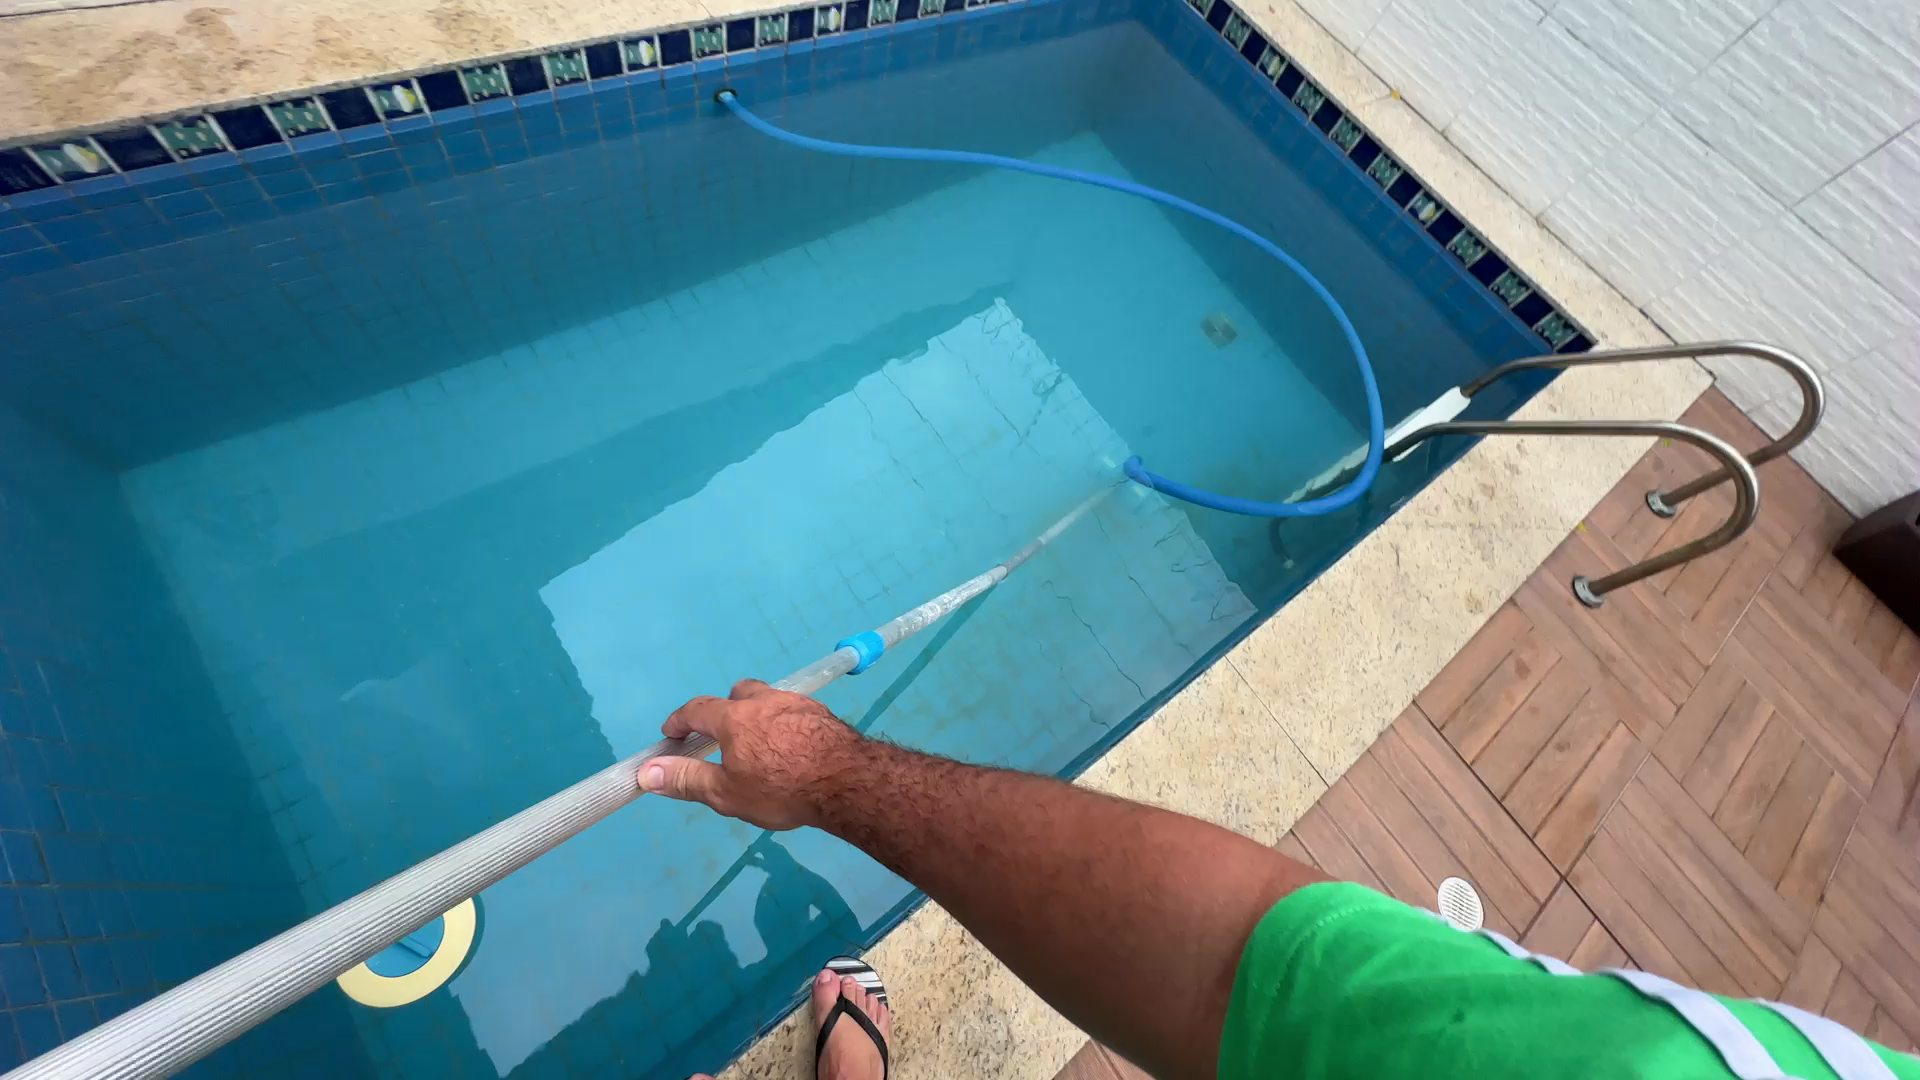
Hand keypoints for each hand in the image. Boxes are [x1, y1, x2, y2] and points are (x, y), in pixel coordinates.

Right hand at [638, 679, 862, 829]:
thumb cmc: (780, 789)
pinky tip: (792, 746)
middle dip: (724, 709)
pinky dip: (783, 721)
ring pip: (768, 698)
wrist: (845, 780)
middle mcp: (764, 700)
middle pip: (737, 693)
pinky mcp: (821, 712)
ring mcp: (796, 702)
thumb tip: (647, 771)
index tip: (671, 734)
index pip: (698, 709)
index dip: (679, 720)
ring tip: (759, 742)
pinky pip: (793, 710)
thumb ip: (687, 780)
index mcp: (735, 718)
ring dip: (757, 713)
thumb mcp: (726, 793)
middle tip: (721, 736)